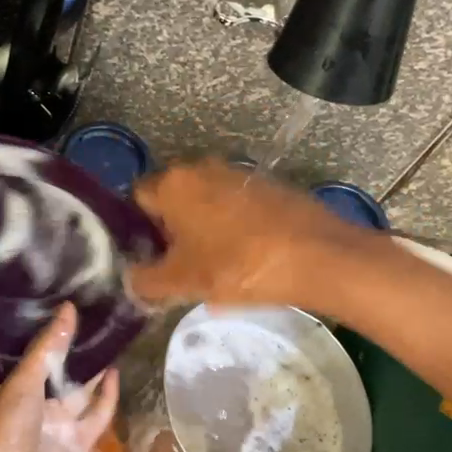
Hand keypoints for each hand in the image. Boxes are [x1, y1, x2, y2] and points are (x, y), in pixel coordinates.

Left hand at [0, 304, 119, 451]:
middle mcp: (32, 408)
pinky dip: (107, 397)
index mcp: (7, 392)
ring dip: (93, 372)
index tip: (63, 311)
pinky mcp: (77, 445)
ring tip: (110, 340)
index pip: (28, 360)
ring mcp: (55, 428)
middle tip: (95, 320)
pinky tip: (115, 371)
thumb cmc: (2, 432)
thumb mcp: (22, 383)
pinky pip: (95, 416)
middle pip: (57, 375)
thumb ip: (48, 348)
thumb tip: (69, 308)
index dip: (45, 339)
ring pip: (79, 394)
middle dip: (74, 353)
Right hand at [128, 158, 357, 307]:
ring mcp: (238, 174)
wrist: (319, 256)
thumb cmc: (238, 265)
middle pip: (173, 198)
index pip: (138, 197)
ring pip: (206, 203)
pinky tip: (247, 260)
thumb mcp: (184, 282)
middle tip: (180, 267)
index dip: (139, 229)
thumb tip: (132, 280)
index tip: (150, 258)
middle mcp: (201, 168)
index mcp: (173, 184)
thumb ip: (147, 282)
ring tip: (215, 269)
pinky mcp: (268, 185)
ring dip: (204, 230)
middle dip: (172, 231)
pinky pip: (235, 206)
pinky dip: (233, 228)